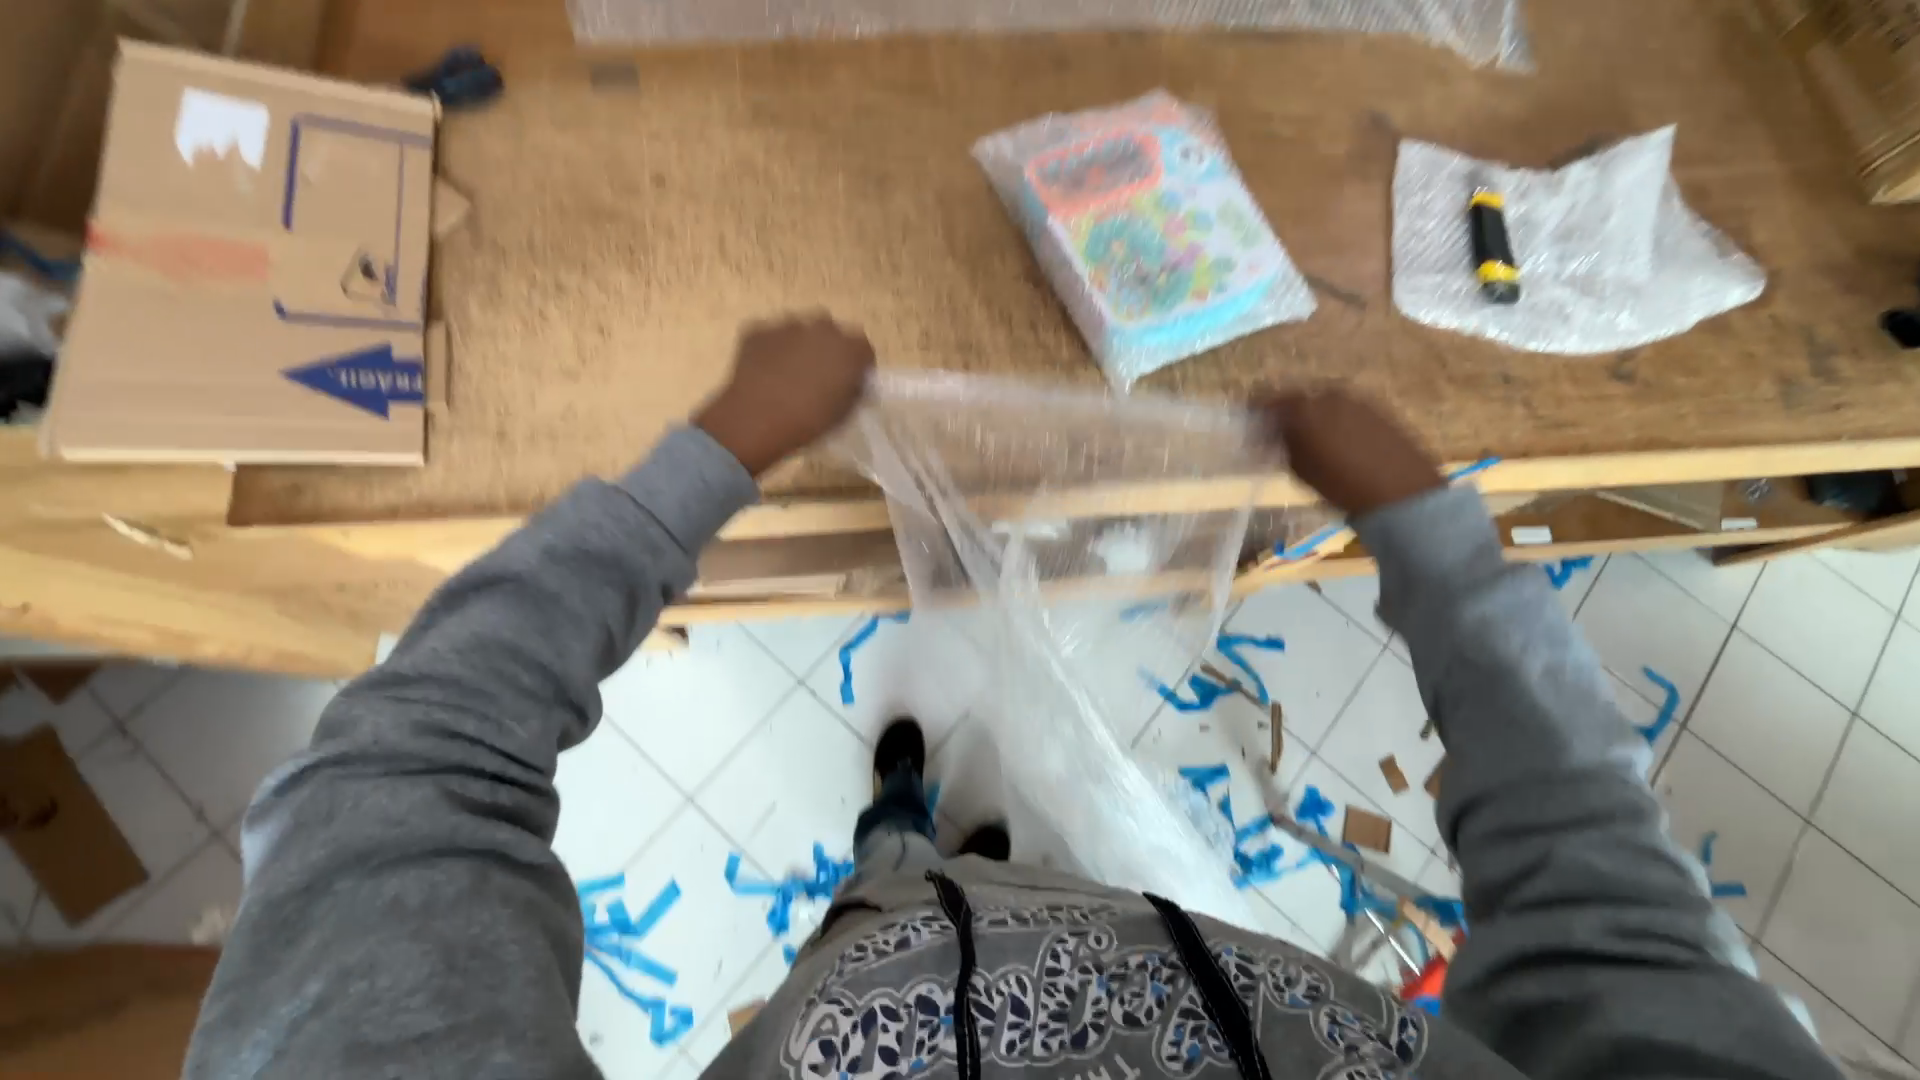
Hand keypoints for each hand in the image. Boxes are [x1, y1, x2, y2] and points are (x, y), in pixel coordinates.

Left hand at [694, 314, 876, 476]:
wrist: (754, 422)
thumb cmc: (808, 423)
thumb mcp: (844, 413)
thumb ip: (854, 391)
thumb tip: (852, 383)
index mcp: (849, 348)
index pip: (863, 348)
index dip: (859, 365)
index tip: (851, 382)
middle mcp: (821, 327)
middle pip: (831, 331)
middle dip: (829, 348)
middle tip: (819, 375)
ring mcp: (787, 325)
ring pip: (799, 329)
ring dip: (800, 344)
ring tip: (789, 373)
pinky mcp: (757, 329)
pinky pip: (771, 336)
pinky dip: (771, 349)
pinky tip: (765, 372)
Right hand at [1258, 385, 1444, 517]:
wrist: (1402, 493)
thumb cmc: (1342, 486)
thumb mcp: (1299, 470)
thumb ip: (1279, 445)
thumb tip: (1264, 435)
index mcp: (1302, 407)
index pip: (1264, 399)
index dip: (1252, 411)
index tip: (1246, 424)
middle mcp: (1327, 393)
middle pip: (1294, 397)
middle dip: (1282, 413)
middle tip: (1273, 432)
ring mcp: (1356, 398)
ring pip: (1320, 401)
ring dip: (1308, 415)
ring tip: (1303, 437)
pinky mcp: (1377, 408)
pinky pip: (1342, 408)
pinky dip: (1331, 418)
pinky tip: (1332, 439)